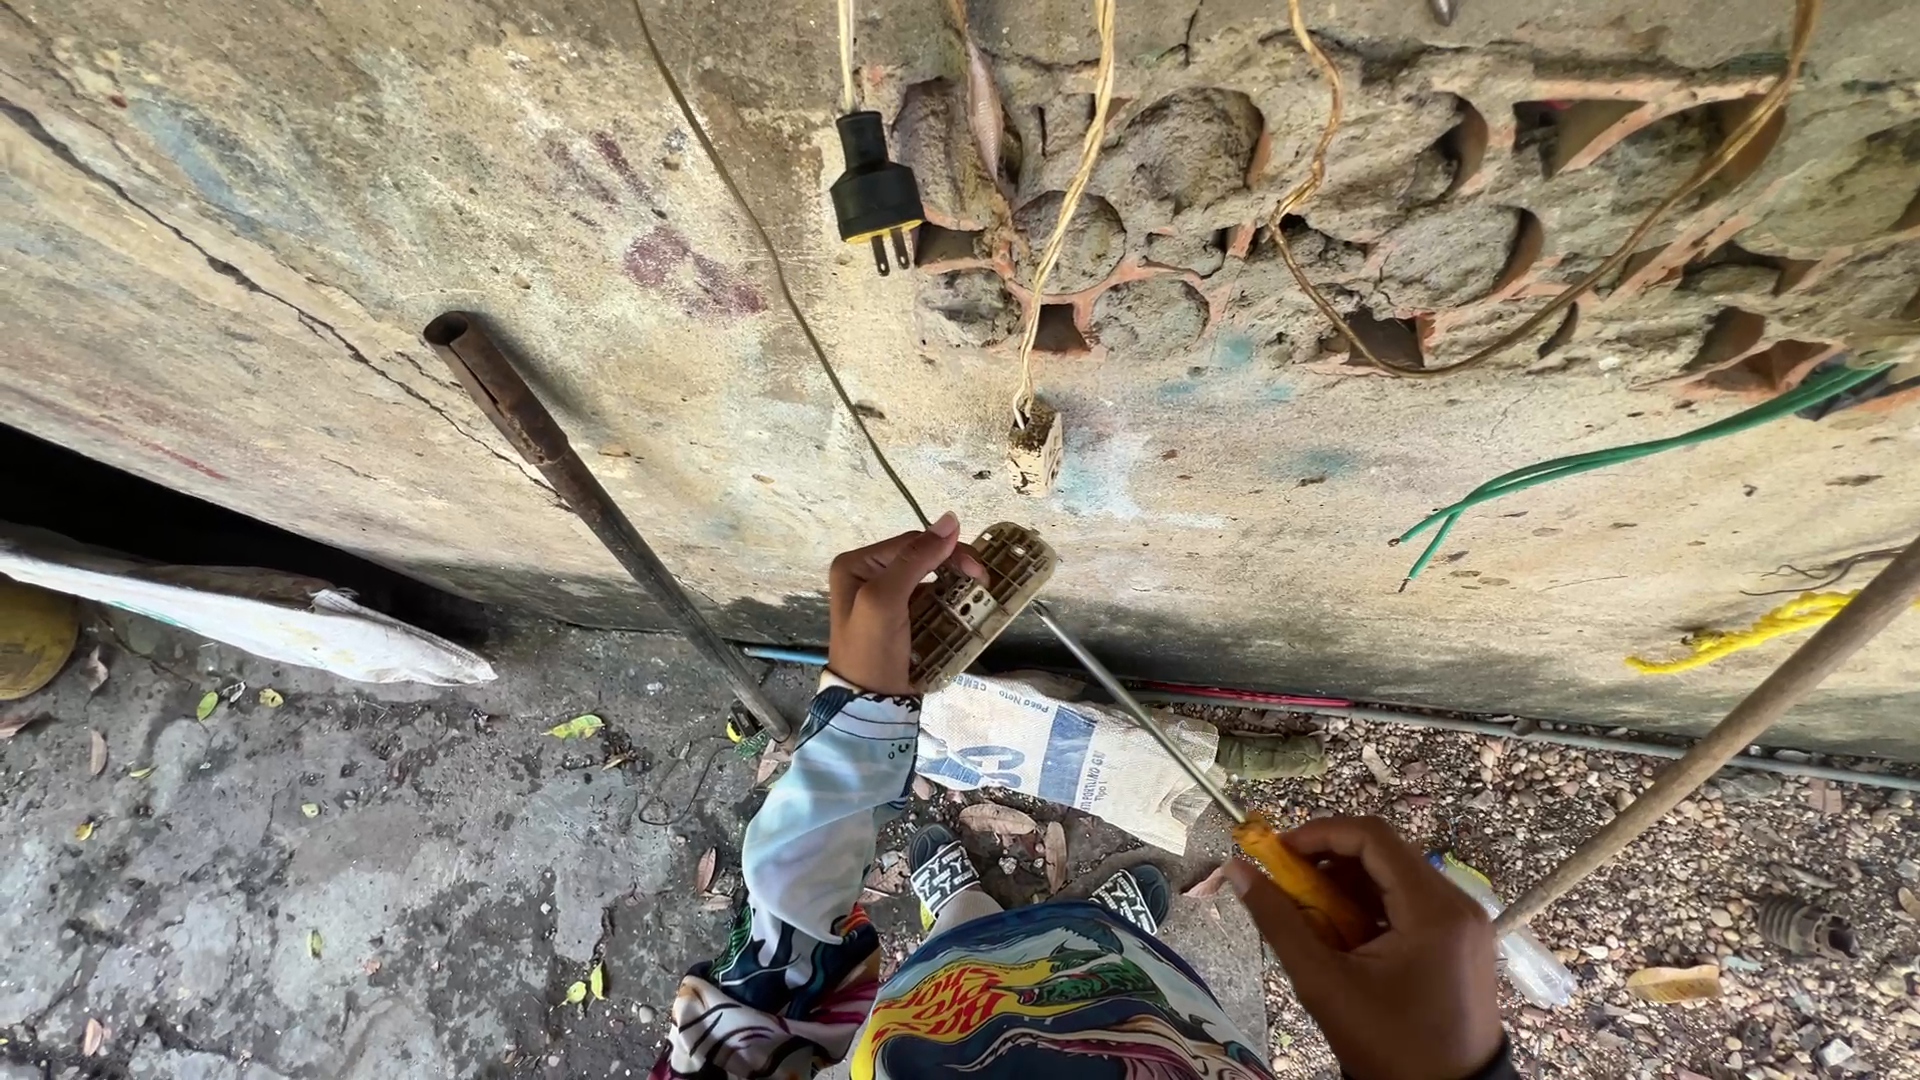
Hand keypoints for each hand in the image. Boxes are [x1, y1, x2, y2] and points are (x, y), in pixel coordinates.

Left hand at [827, 512, 983, 695]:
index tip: (979, 570)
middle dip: (953, 566)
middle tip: (983, 581)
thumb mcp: (886, 598)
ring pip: (929, 577)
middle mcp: (866, 575)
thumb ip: (916, 559)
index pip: (910, 543)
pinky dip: (948, 601)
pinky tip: (963, 607)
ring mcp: (883, 597)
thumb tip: (951, 519)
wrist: (867, 706)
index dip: (947, 549)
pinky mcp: (899, 618)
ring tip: (977, 593)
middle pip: (921, 557)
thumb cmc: (871, 650)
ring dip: (954, 583)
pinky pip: (929, 599)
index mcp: (856, 565)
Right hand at [1224, 817, 1503, 1079]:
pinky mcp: (1458, 937)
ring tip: (1311, 910)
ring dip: (1343, 879)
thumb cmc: (1389, 1046)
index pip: (1371, 836)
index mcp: (1434, 910)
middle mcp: (1456, 904)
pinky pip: (1404, 895)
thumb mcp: (1323, 983)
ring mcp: (1462, 921)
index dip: (1318, 833)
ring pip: (1390, 870)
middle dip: (1326, 857)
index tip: (1279, 853)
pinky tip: (1342, 930)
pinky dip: (1365, 900)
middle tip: (1288, 879)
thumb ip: (1277, 920)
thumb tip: (1235, 868)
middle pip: (1380, 849)